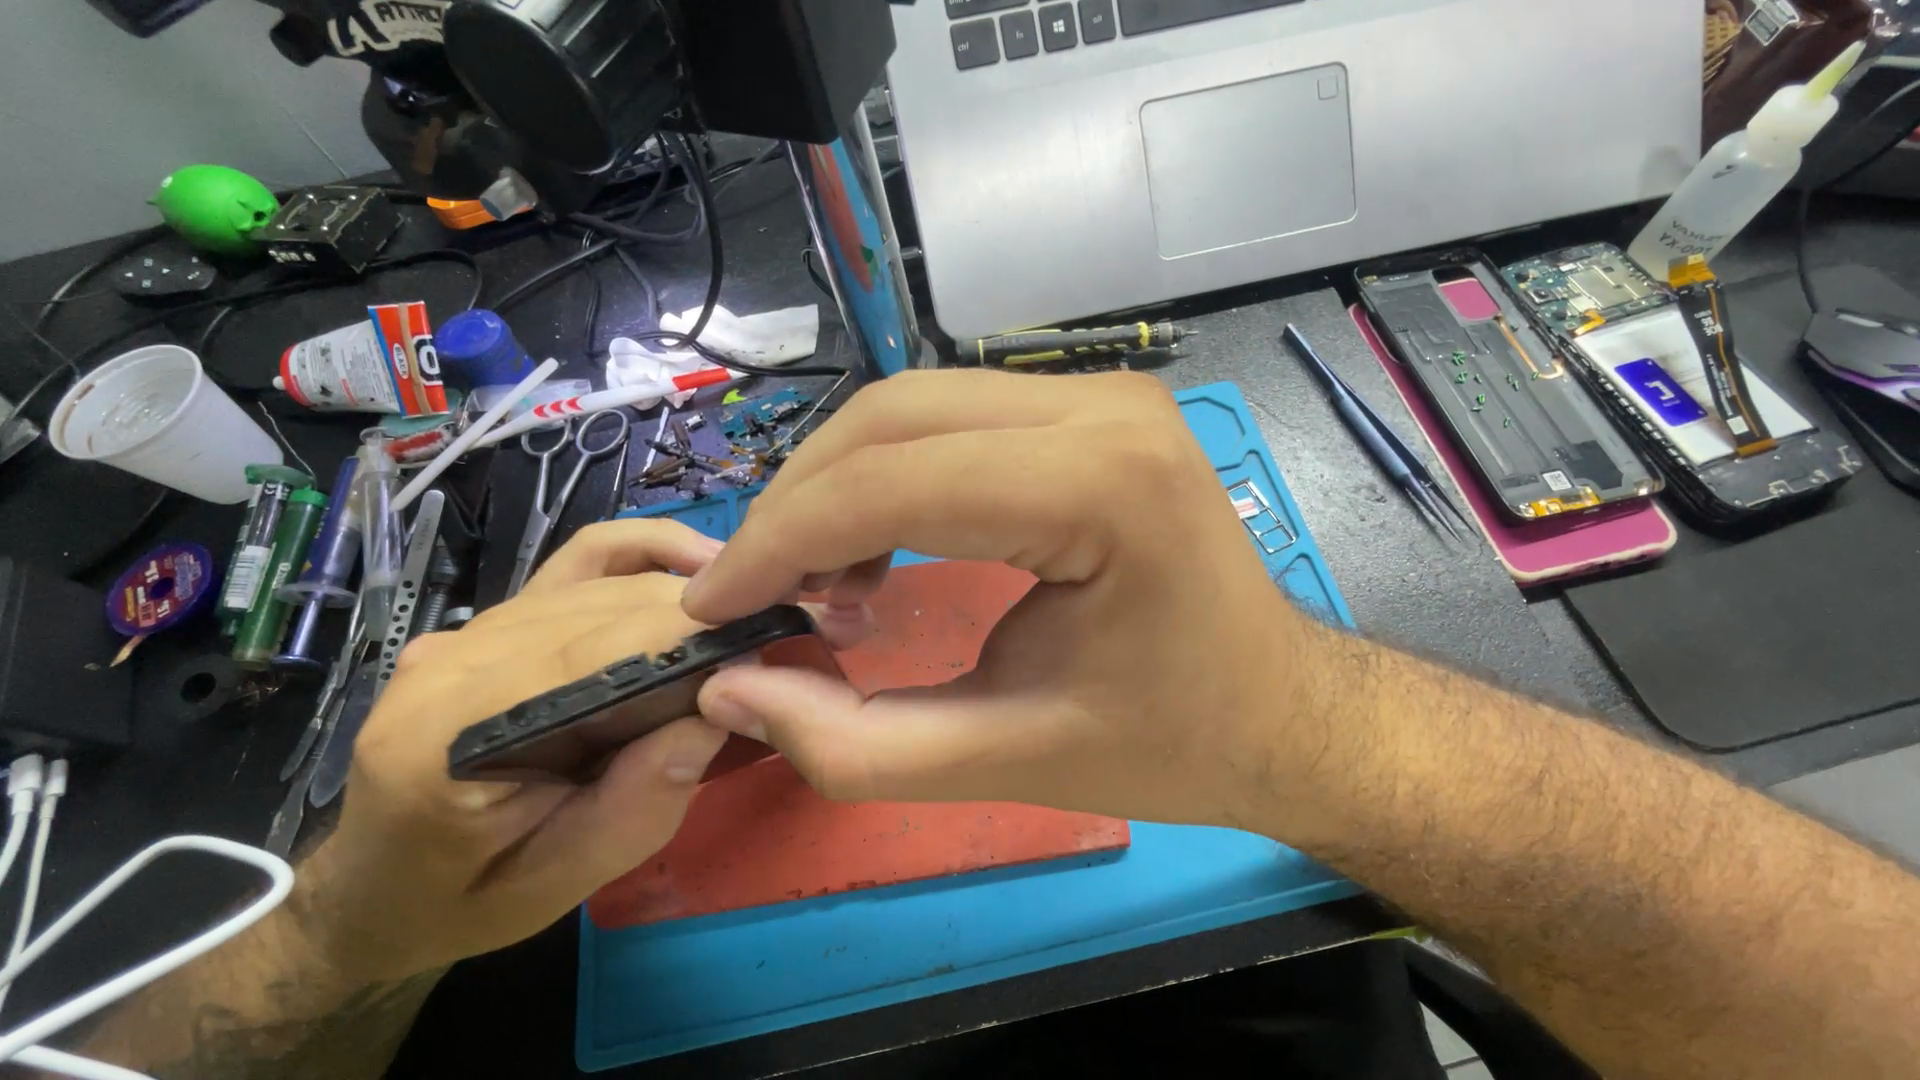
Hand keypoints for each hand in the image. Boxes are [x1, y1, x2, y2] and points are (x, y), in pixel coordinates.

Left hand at [295, 520, 732, 983]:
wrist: (379, 889)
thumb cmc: (463, 900)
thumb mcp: (555, 886)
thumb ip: (632, 810)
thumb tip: (714, 715)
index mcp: (447, 730)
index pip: (591, 654)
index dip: (687, 638)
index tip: (772, 643)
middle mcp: (453, 656)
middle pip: (605, 605)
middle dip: (701, 616)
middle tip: (782, 636)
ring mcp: (470, 626)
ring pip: (602, 576)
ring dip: (687, 590)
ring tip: (755, 611)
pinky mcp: (496, 616)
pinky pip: (582, 561)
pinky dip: (648, 553)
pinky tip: (700, 566)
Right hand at [684, 371, 1334, 831]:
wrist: (1281, 709)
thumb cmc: (1173, 743)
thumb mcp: (1011, 762)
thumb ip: (858, 743)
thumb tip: (731, 689)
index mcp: (1103, 487)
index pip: (894, 483)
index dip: (779, 542)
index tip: (714, 607)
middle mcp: (1103, 407)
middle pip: (893, 418)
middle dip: (801, 504)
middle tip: (763, 596)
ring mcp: (1102, 393)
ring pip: (913, 406)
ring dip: (840, 486)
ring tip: (824, 584)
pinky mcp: (1091, 407)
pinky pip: (953, 418)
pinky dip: (891, 476)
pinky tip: (881, 549)